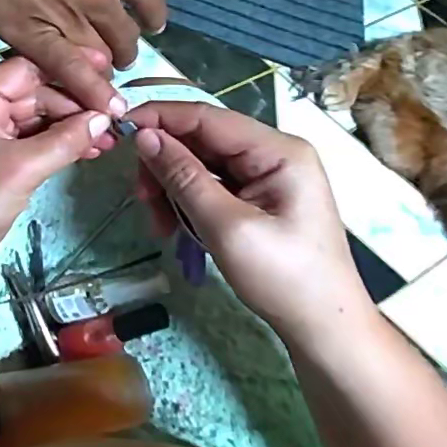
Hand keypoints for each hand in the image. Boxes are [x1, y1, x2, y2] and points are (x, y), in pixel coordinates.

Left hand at [0, 57, 118, 271]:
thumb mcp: (21, 169)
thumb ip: (64, 140)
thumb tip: (104, 118)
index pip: (27, 69)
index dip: (67, 70)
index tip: (106, 73)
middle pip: (37, 91)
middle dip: (77, 104)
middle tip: (118, 114)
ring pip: (41, 116)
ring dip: (75, 126)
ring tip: (113, 137)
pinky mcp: (0, 153)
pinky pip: (37, 138)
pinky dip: (63, 143)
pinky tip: (92, 149)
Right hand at [127, 101, 369, 335]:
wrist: (325, 329)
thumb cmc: (284, 279)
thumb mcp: (226, 227)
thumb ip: (183, 177)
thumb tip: (144, 136)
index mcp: (277, 150)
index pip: (207, 117)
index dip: (161, 117)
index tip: (121, 129)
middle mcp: (272, 152)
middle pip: (201, 139)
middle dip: (165, 163)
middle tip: (141, 198)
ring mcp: (265, 174)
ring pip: (200, 163)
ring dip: (172, 188)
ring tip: (160, 225)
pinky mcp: (257, 196)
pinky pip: (210, 185)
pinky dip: (186, 201)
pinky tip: (175, 226)